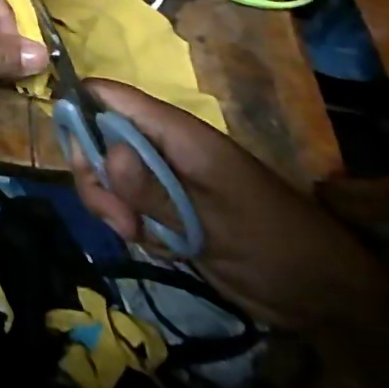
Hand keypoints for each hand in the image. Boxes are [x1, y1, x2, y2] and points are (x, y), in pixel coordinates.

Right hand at [71, 80, 388, 331]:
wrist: (318, 289)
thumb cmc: (270, 240)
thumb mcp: (211, 219)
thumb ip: (155, 188)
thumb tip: (104, 151)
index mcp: (175, 132)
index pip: (112, 98)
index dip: (81, 108)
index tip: (70, 151)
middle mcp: (164, 148)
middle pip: (101, 141)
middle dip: (98, 177)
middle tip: (119, 220)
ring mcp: (165, 179)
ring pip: (112, 178)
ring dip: (115, 208)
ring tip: (142, 238)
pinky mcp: (169, 210)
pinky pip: (130, 207)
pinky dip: (134, 227)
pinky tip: (162, 249)